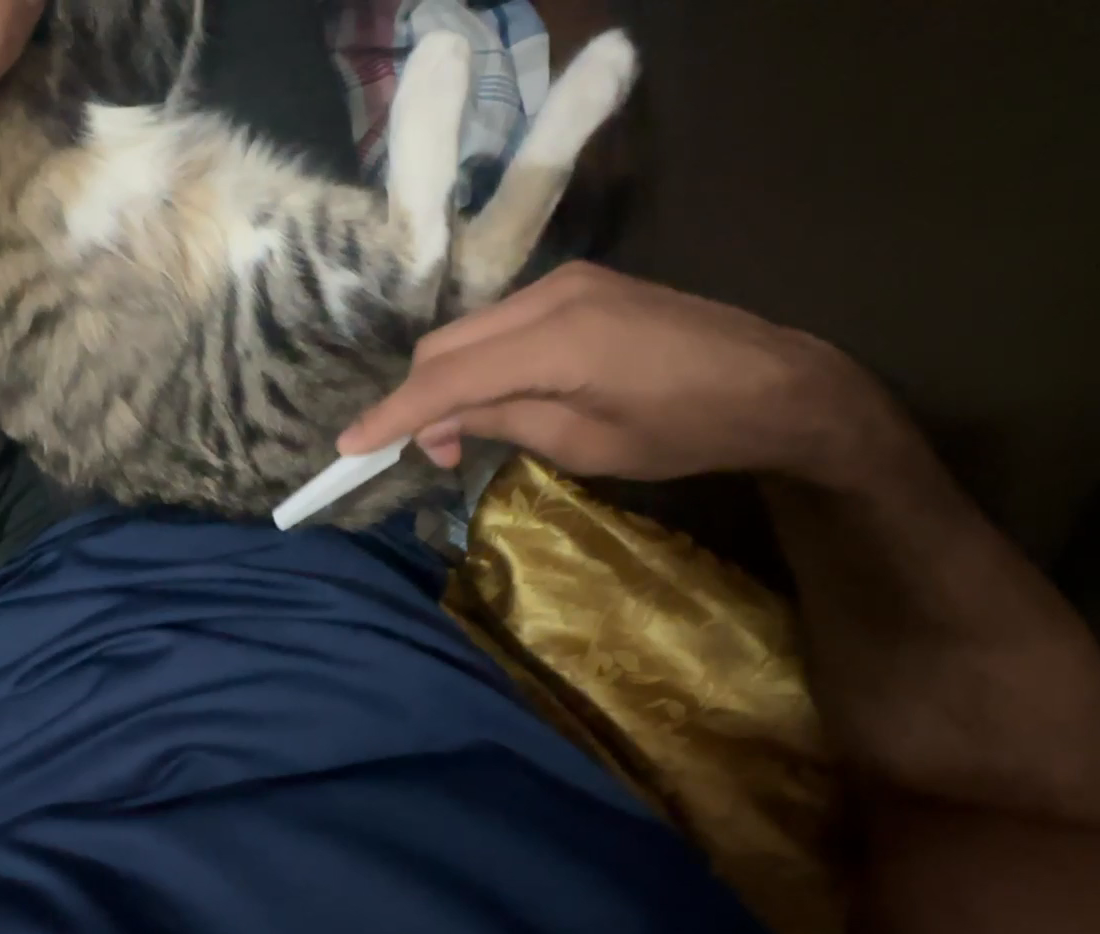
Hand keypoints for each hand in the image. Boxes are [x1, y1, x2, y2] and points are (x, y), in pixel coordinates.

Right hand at [341, 263, 906, 489]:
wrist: (782, 384)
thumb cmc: (689, 430)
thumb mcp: (586, 444)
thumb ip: (501, 421)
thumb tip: (438, 425)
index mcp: (558, 340)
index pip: (448, 376)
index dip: (394, 414)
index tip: (350, 445)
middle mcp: (550, 294)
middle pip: (445, 344)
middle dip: (420, 400)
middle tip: (435, 453)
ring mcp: (564, 282)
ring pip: (466, 332)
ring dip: (448, 381)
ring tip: (465, 432)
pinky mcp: (576, 286)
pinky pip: (497, 325)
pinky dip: (479, 363)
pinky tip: (495, 396)